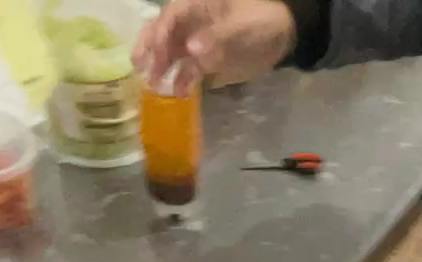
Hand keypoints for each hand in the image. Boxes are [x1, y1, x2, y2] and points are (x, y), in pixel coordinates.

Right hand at [134, 0, 297, 92]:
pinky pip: (187, 70)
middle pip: (163, 32)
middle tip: (140, 67)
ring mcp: (197, 43)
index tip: (157, 55)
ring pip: (171, 53)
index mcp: (198, 5)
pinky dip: (181, 80)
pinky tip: (179, 93)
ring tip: (155, 85)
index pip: (171, 16)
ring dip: (162, 68)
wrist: (280, 38)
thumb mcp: (242, 28)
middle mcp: (192, 23)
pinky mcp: (205, 62)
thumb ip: (218, 38)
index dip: (161, 34)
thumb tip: (192, 50)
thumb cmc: (262, 22)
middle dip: (150, 48)